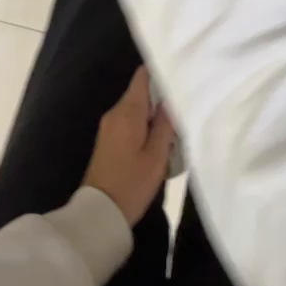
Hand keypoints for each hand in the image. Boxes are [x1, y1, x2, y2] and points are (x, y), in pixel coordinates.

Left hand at [80, 67, 176, 224]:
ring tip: (178, 119)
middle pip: (140, 93)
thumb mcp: (156, 156)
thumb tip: (170, 99)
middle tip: (186, 100)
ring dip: (154, 112)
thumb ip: (165, 125)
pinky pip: (130, 122)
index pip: (142, 77)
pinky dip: (145, 124)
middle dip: (161, 95)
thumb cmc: (131, 184)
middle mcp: (115, 113)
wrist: (99, 213)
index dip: (160, 72)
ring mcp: (109, 126)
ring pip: (136, 109)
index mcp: (127, 112)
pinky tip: (161, 136)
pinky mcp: (109, 140)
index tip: (180, 73)